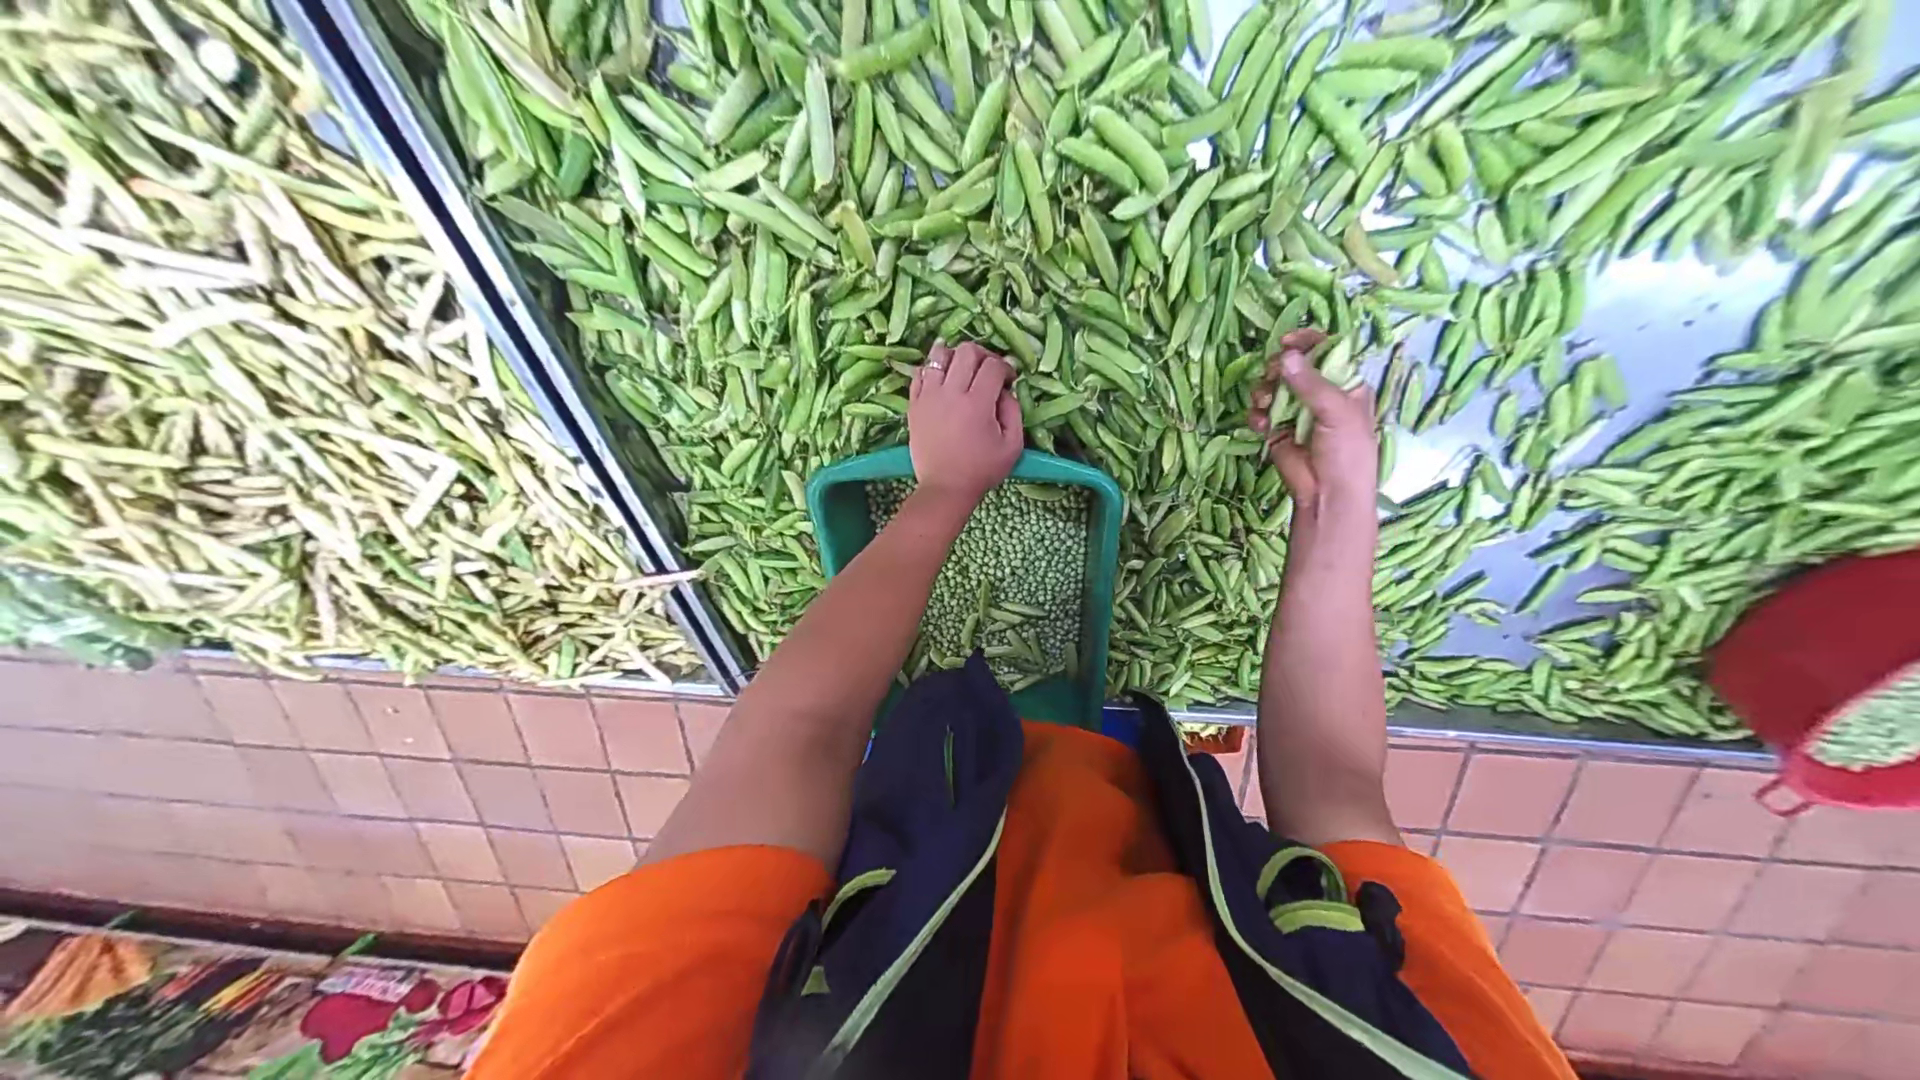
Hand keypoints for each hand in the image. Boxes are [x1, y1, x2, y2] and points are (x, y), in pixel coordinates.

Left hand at [908, 341, 1023, 505]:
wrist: (945, 488)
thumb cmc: (982, 470)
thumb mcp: (1013, 445)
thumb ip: (1014, 411)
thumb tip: (1006, 389)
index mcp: (978, 404)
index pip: (993, 365)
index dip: (1006, 367)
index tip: (1008, 380)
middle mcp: (951, 393)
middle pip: (966, 351)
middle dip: (983, 355)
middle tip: (987, 371)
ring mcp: (928, 397)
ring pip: (939, 355)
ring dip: (954, 356)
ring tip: (961, 369)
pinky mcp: (914, 405)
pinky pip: (920, 373)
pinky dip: (932, 370)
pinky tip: (941, 380)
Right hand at [1246, 329, 1376, 520]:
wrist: (1328, 493)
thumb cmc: (1347, 451)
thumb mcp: (1336, 412)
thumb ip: (1311, 383)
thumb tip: (1286, 356)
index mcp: (1345, 384)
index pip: (1327, 352)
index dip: (1308, 342)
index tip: (1286, 341)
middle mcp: (1320, 394)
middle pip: (1293, 367)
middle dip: (1278, 368)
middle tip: (1272, 374)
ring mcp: (1297, 412)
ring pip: (1273, 388)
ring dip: (1264, 391)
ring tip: (1263, 403)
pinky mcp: (1277, 430)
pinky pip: (1261, 413)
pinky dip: (1256, 414)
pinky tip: (1260, 423)